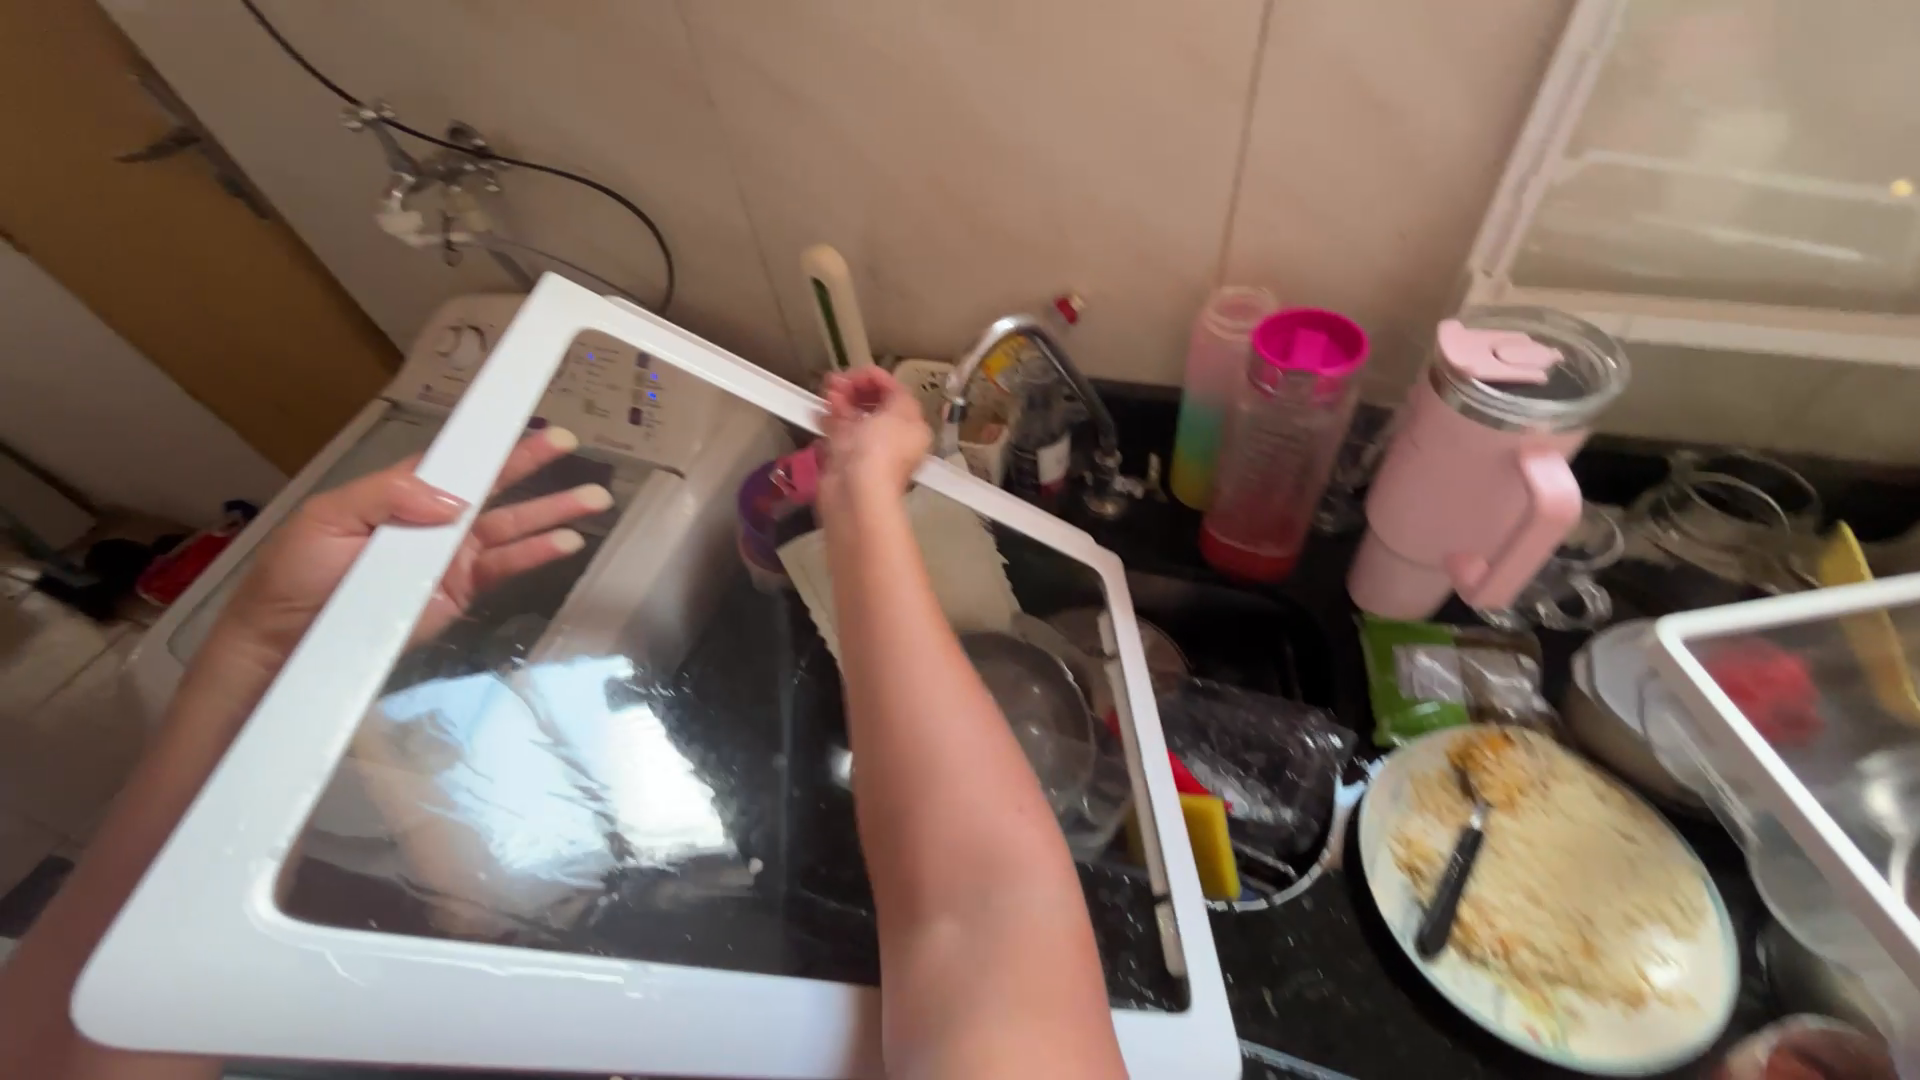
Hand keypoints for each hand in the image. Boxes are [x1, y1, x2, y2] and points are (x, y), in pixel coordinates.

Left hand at [216, 427, 608, 666]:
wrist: (292, 642)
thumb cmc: (299, 575)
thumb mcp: (327, 519)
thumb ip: (387, 496)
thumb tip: (455, 499)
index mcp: (404, 492)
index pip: (455, 459)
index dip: (489, 440)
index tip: (521, 420)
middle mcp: (437, 518)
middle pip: (494, 485)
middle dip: (532, 463)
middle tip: (569, 444)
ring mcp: (456, 555)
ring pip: (514, 525)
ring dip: (554, 511)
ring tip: (595, 500)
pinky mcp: (466, 590)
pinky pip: (509, 566)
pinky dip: (539, 553)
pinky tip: (567, 542)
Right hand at [817, 367, 931, 506]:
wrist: (855, 491)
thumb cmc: (881, 451)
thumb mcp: (899, 411)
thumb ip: (894, 391)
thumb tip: (883, 384)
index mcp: (911, 429)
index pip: (896, 395)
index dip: (875, 379)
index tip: (854, 373)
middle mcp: (891, 440)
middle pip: (873, 405)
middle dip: (854, 389)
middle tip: (836, 382)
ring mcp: (866, 451)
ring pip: (852, 417)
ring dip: (839, 401)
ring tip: (828, 393)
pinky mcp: (844, 460)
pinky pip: (836, 433)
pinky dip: (829, 420)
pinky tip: (821, 411)